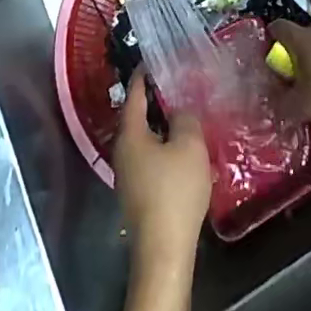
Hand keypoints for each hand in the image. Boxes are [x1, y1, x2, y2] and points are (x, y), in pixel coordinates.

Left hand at [113, 73, 211, 266]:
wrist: (164, 250)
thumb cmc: (175, 191)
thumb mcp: (189, 147)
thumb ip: (185, 119)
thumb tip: (179, 110)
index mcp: (129, 134)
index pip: (133, 94)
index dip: (144, 75)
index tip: (153, 60)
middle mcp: (122, 150)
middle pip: (137, 117)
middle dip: (156, 102)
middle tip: (177, 87)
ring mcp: (127, 174)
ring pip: (145, 139)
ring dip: (162, 127)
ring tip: (185, 118)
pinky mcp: (138, 193)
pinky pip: (150, 159)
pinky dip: (164, 148)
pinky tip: (183, 153)